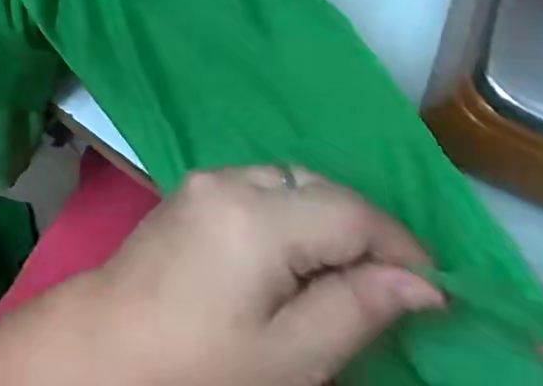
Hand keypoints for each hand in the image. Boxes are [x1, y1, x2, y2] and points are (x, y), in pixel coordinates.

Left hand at [81, 165, 445, 385]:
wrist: (107, 340)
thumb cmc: (200, 362)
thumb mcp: (291, 355)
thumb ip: (357, 308)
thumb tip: (422, 284)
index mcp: (255, 216)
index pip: (350, 210)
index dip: (401, 247)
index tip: (434, 295)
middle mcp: (227, 180)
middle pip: (317, 186)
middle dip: (364, 230)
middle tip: (394, 289)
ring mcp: (202, 180)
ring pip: (287, 180)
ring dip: (326, 216)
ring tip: (350, 276)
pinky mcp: (187, 191)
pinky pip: (255, 186)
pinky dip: (289, 211)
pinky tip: (298, 256)